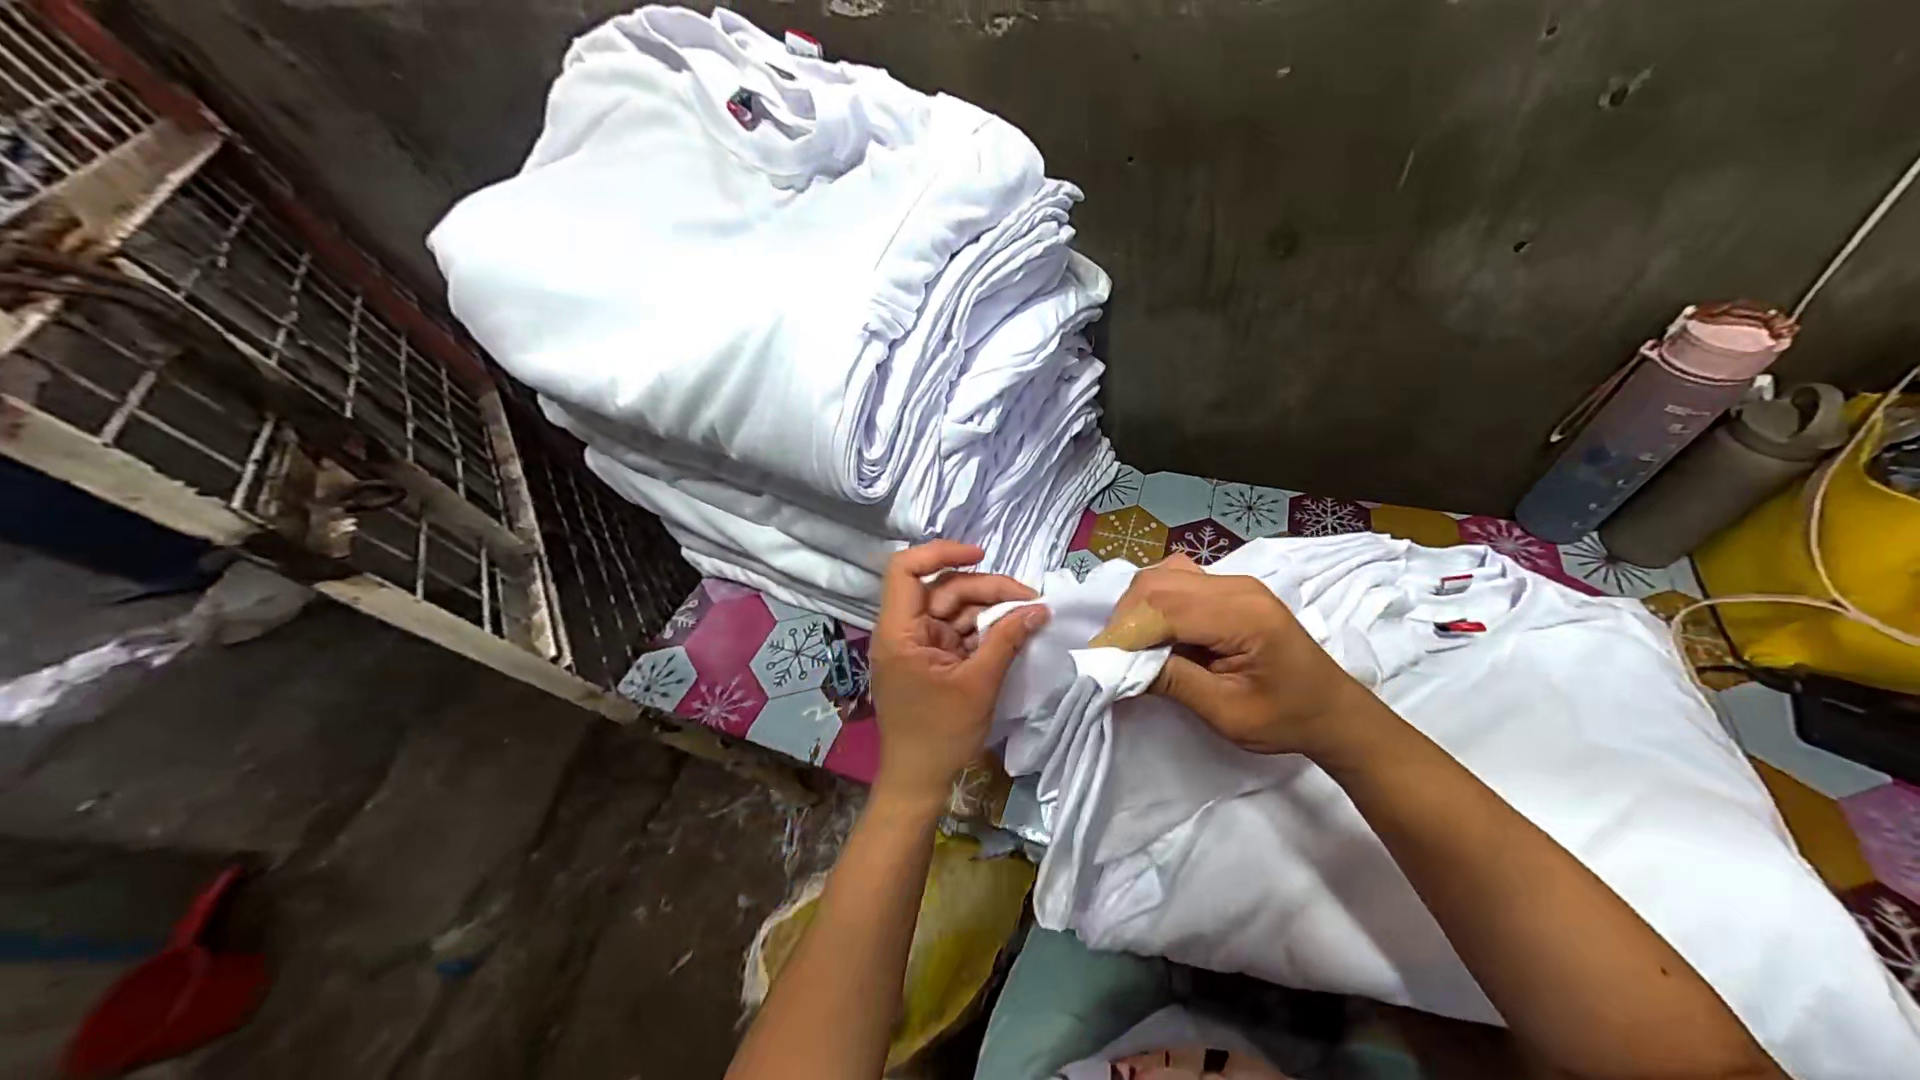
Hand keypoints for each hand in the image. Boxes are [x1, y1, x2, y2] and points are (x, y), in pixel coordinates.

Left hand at [868, 541, 1048, 806]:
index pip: (906, 570)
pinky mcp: (932, 659)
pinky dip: (985, 630)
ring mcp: (919, 645)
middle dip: (987, 588)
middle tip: (1030, 598)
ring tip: (1029, 613)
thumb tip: (1038, 608)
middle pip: (943, 589)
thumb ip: (1006, 640)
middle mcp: (905, 631)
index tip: (981, 554)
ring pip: (955, 609)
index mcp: (899, 631)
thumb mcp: (978, 684)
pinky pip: (959, 632)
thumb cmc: (940, 734)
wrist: (919, 780)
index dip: (940, 552)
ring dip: (991, 608)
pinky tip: (1013, 630)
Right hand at [1093, 554, 1369, 756]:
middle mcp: (1236, 586)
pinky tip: (1154, 632)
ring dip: (1137, 609)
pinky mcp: (1228, 590)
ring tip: (1132, 647)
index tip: (1099, 662)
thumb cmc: (1286, 718)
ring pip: (1162, 577)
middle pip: (1158, 584)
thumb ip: (1173, 682)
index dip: (1124, 633)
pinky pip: (1176, 582)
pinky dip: (1153, 604)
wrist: (1334, 712)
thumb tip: (1119, 667)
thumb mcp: (1227, 712)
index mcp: (1242, 614)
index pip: (1164, 608)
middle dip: (1125, 619)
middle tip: (1114, 658)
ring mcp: (1233, 583)